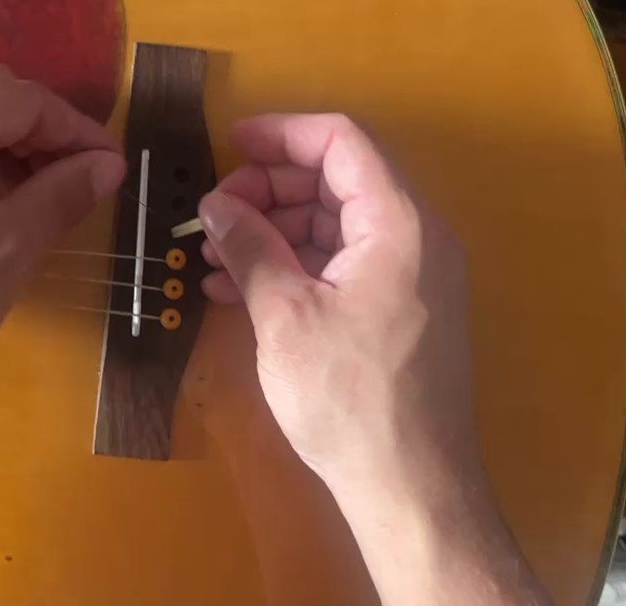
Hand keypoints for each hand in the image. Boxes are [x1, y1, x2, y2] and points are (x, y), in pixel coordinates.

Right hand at [199, 113, 476, 497]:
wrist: (411, 491)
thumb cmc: (349, 396)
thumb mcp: (284, 314)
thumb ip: (249, 244)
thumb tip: (215, 202)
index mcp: (397, 222)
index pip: (340, 140)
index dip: (281, 134)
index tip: (230, 146)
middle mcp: (411, 235)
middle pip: (332, 179)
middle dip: (267, 189)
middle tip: (215, 215)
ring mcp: (406, 273)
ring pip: (329, 222)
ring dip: (270, 230)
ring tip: (213, 256)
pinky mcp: (393, 306)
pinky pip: (337, 262)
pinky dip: (290, 264)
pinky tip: (236, 287)